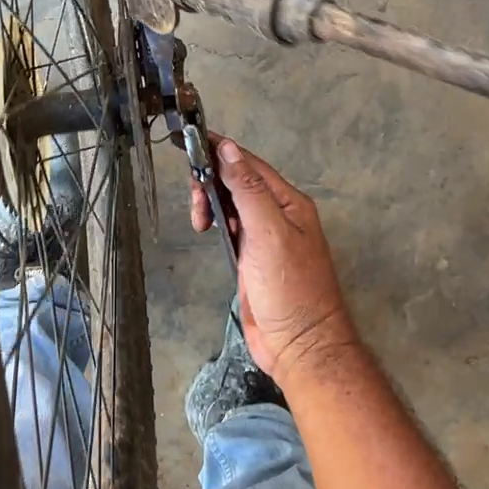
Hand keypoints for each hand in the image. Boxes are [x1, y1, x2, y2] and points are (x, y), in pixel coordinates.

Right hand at [190, 135, 359, 386]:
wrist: (299, 346)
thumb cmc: (289, 289)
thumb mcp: (268, 231)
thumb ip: (247, 188)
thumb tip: (228, 148)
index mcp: (288, 202)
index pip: (249, 164)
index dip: (219, 151)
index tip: (189, 142)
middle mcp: (277, 214)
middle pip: (238, 181)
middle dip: (211, 181)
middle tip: (195, 200)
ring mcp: (265, 237)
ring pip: (231, 204)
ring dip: (211, 203)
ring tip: (199, 220)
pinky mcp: (252, 258)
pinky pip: (230, 227)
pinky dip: (215, 223)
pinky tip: (207, 230)